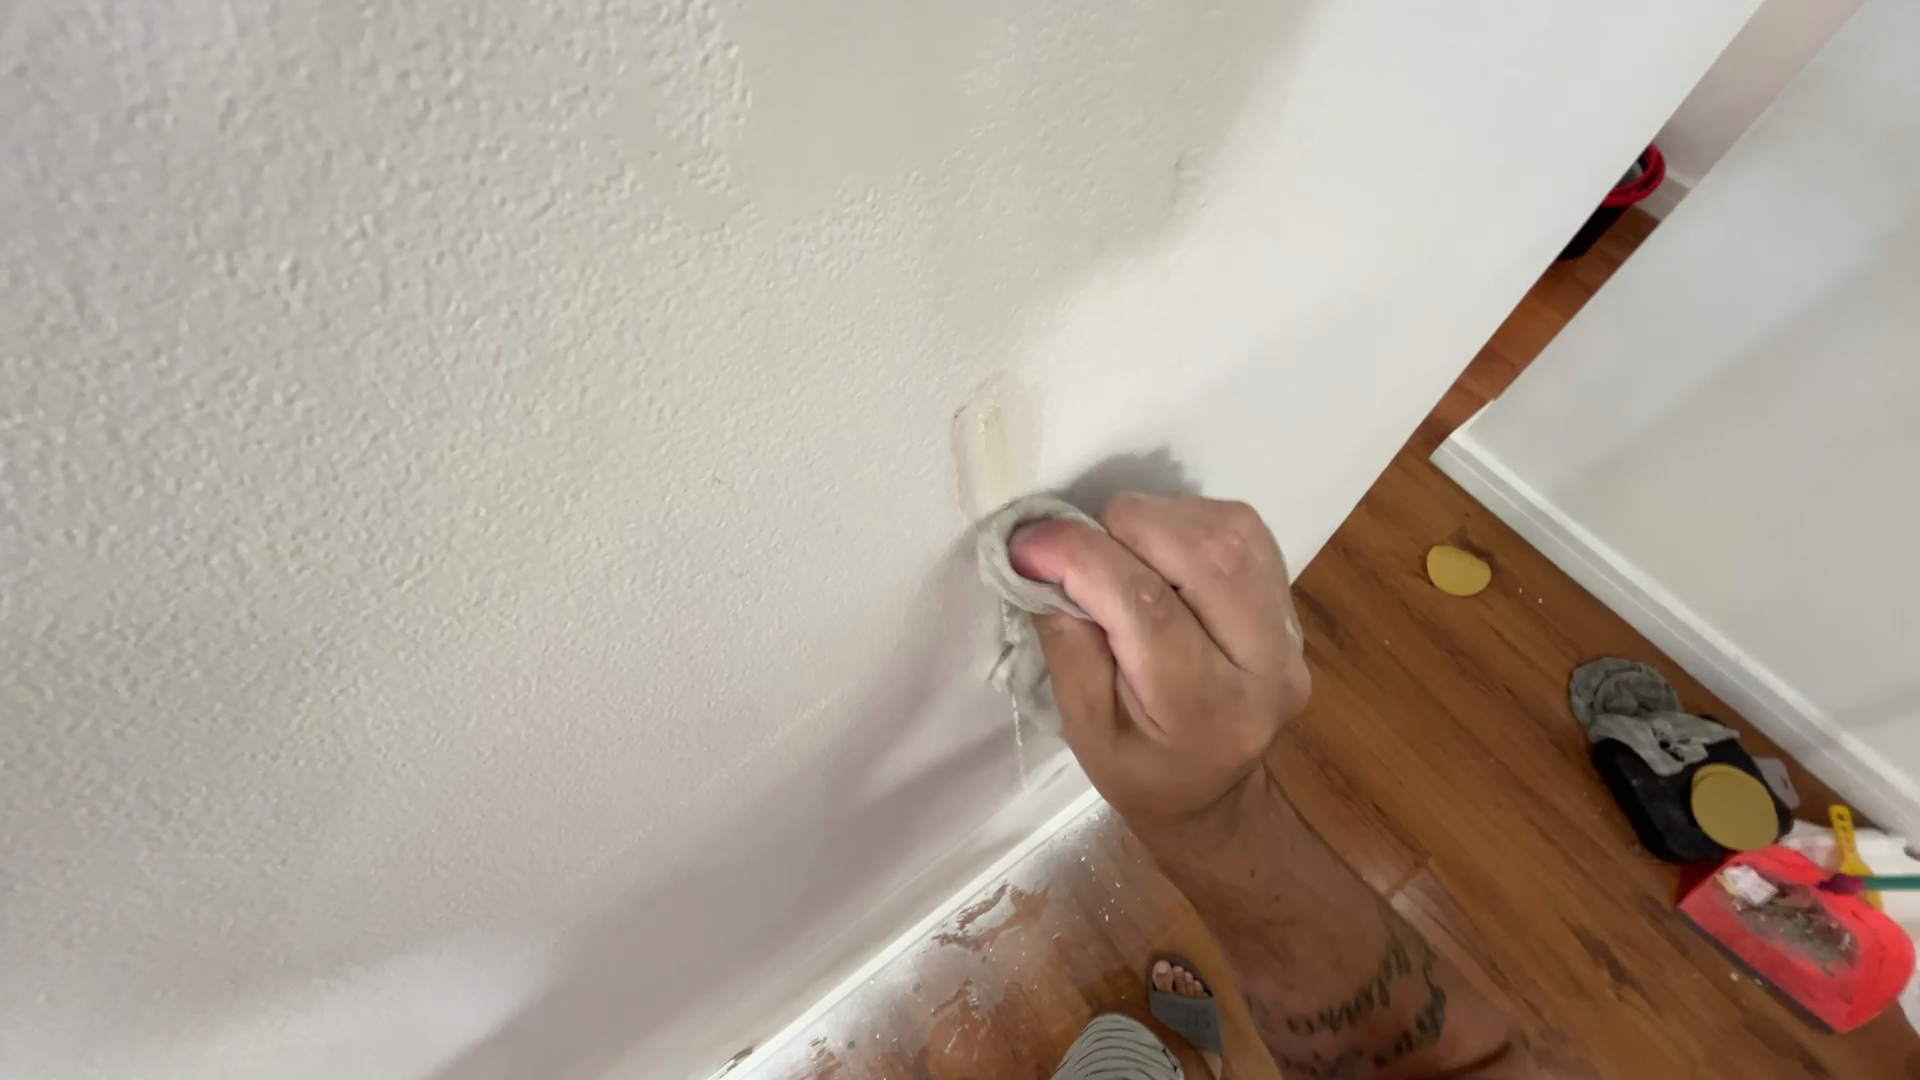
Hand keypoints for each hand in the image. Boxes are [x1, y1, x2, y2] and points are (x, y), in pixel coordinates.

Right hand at [1009, 494, 1309, 835]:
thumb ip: (1066, 640)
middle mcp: (1266, 663)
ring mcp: (1288, 630)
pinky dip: (1188, 521)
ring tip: (1116, 549)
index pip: (1146, 605)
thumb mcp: (1082, 726)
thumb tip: (1041, 559)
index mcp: (1206, 708)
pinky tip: (1159, 549)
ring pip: (1230, 529)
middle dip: (1122, 527)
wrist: (1212, 791)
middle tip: (1076, 548)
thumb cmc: (1136, 767)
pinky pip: (1243, 531)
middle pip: (1206, 553)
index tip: (1024, 543)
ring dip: (1156, 520)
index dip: (1079, 556)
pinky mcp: (1290, 603)